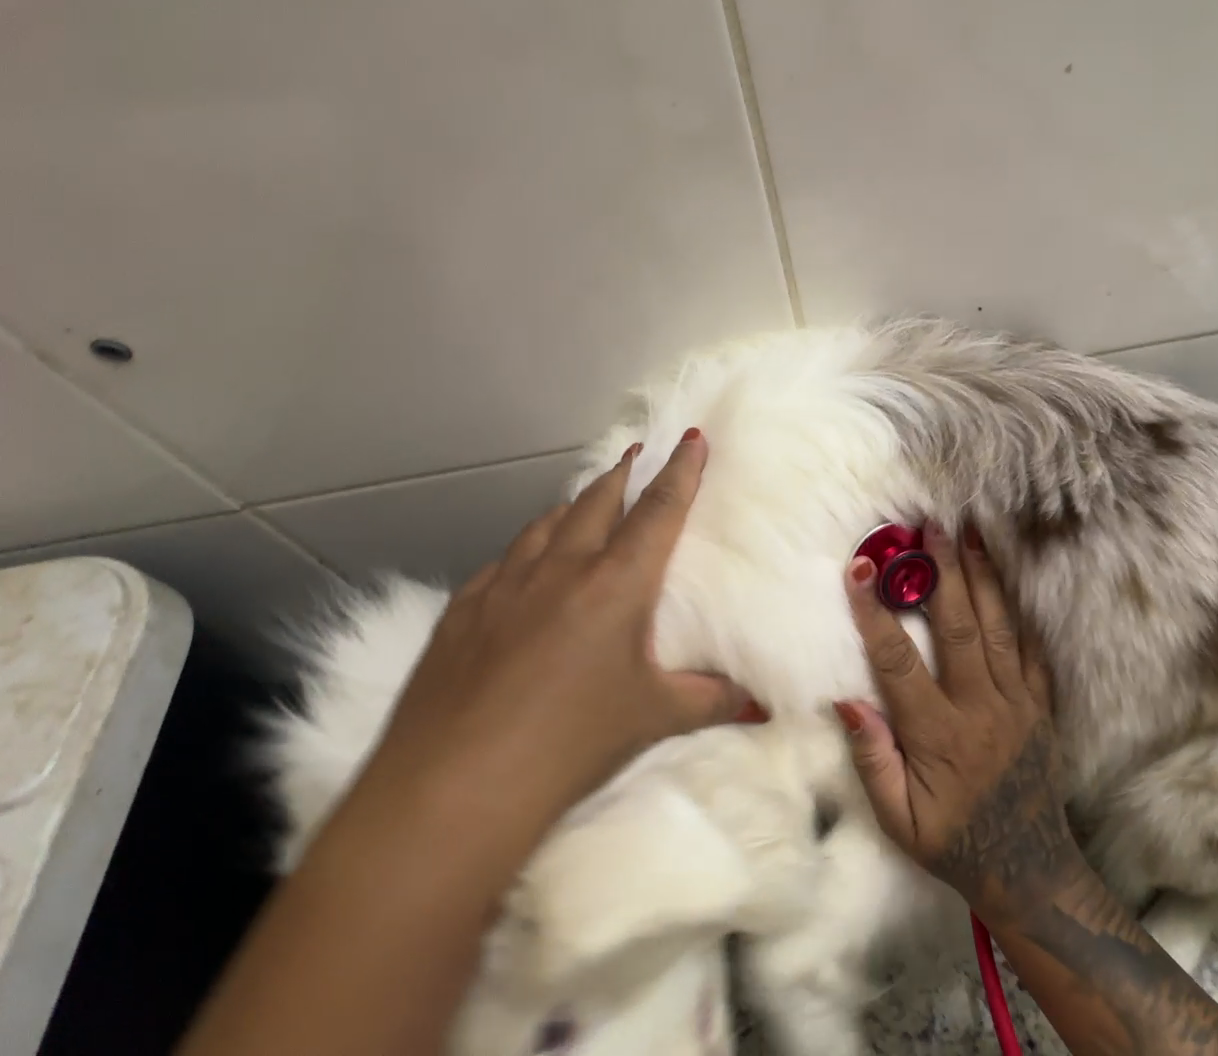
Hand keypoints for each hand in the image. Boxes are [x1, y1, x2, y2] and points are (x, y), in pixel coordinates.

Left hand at [358, 429, 757, 833]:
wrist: (455, 785)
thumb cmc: (571, 741)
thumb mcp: (656, 719)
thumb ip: (712, 699)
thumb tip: (758, 700)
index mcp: (615, 584)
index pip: (657, 511)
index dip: (680, 472)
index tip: (691, 438)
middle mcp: (559, 569)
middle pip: (595, 502)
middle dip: (623, 474)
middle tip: (638, 456)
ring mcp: (503, 585)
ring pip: (545, 524)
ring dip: (574, 505)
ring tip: (589, 502)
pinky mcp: (462, 611)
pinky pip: (506, 560)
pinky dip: (531, 547)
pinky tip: (529, 567)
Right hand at [833, 525, 1086, 923]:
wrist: (1026, 865)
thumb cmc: (952, 841)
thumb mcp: (899, 818)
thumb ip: (873, 759)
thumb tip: (846, 700)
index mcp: (938, 733)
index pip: (899, 662)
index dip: (876, 613)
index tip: (859, 570)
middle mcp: (980, 706)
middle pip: (959, 625)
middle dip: (943, 570)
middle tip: (932, 524)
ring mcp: (1017, 701)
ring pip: (999, 627)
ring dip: (984, 576)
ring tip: (973, 533)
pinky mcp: (1040, 703)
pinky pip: (1032, 648)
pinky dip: (1022, 610)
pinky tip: (1012, 579)